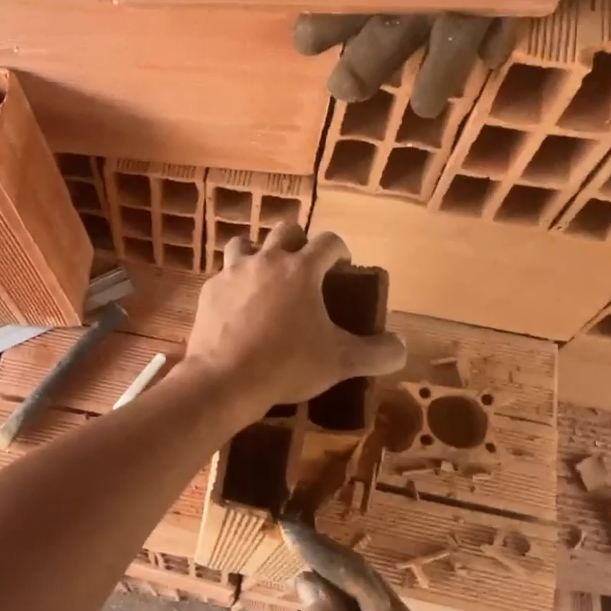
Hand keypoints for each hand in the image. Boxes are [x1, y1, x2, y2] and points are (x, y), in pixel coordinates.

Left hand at [182, 221, 406, 417]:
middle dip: (300, 242)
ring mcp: (233, 273)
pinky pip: (223, 276)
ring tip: (266, 277)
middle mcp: (267, 260)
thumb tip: (401, 347)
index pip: (329, 241)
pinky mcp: (209, 292)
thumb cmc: (287, 365)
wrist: (225, 380)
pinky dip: (234, 284)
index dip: (340, 250)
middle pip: (286, 230)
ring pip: (245, 244)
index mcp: (302, 269)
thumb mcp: (341, 362)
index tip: (344, 267)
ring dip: (259, 252)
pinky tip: (238, 306)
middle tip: (306, 267)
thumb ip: (378, 353)